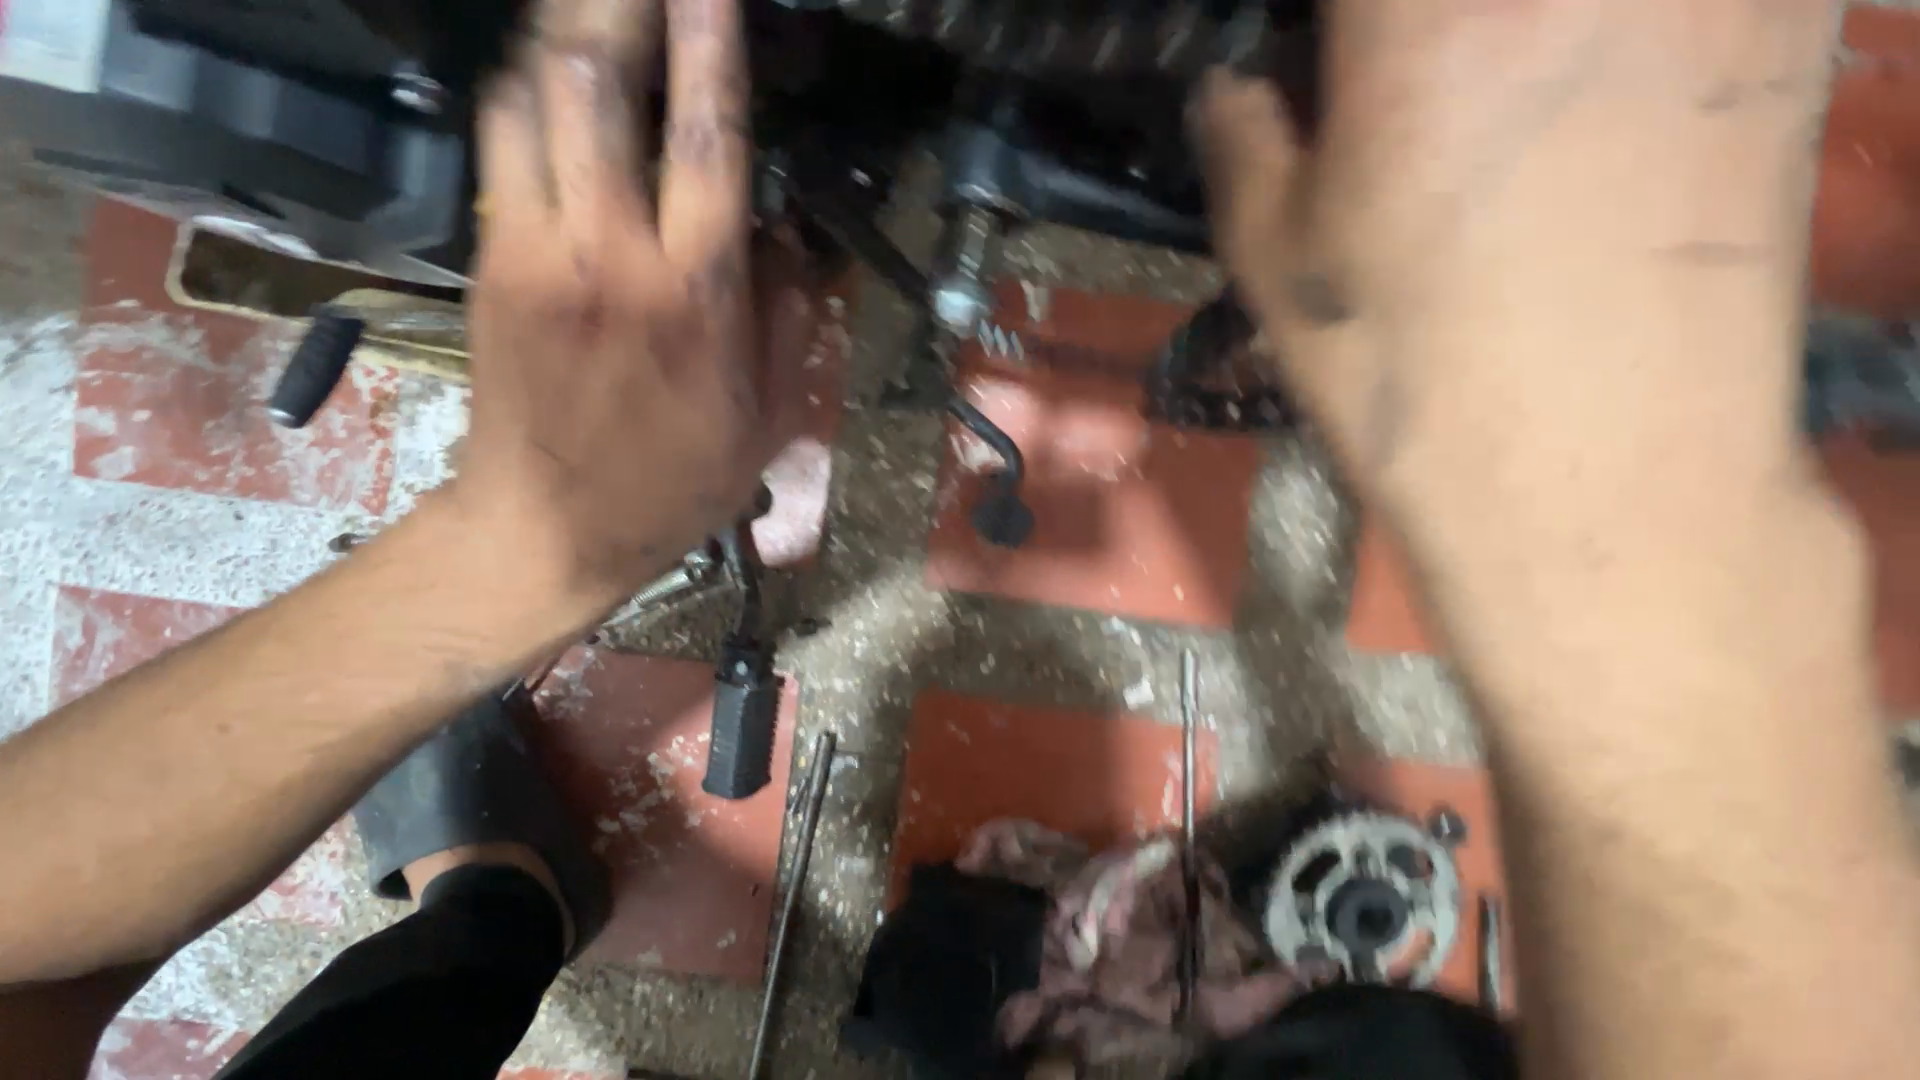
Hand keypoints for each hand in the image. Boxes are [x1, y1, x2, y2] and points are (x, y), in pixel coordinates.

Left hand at [451, 0, 813, 610]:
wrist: (550, 527)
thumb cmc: (674, 483)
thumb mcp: (766, 420)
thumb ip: (785, 318)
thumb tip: (785, 238)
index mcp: (697, 294)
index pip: (707, 141)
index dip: (711, 46)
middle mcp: (612, 252)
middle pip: (596, 84)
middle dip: (616, 6)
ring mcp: (537, 249)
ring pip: (532, 97)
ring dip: (563, 41)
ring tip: (595, 21)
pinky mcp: (490, 261)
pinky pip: (500, 146)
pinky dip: (526, 100)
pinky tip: (552, 95)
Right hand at [1191, 3, 1837, 508]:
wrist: (1598, 473)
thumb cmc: (1406, 368)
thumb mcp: (1275, 259)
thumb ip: (1243, 139)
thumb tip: (1234, 84)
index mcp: (1424, 7)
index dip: (1325, 33)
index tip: (1308, 66)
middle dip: (1394, 31)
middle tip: (1375, 90)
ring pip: (1552, 3)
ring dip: (1492, 37)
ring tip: (1468, 109)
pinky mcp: (1788, 21)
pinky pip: (1657, 7)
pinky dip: (1591, 44)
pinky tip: (1569, 108)